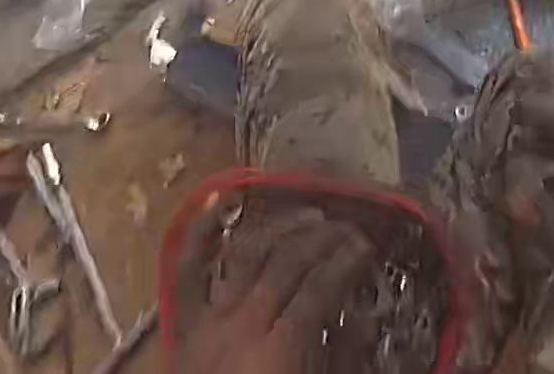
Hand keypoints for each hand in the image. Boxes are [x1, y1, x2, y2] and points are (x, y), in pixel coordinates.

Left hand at [171, 207, 374, 373]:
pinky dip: (202, 231)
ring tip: (310, 215)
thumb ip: (342, 362)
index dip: (347, 262)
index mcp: (278, 356)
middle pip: (289, 262)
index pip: (319, 289)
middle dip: (325, 239)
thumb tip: (361, 316)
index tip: (367, 246)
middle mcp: (242, 326)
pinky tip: (218, 197)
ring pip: (249, 252)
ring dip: (282, 228)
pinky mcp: (186, 326)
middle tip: (349, 229)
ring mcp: (210, 320)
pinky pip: (190, 269)